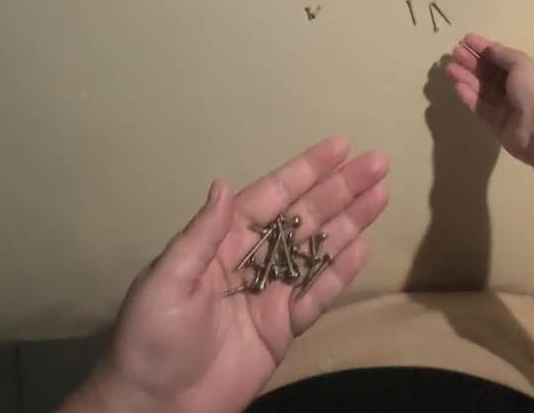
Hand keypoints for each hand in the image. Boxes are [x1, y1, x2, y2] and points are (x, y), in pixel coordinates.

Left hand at [71, 137, 389, 412]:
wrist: (154, 410)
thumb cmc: (151, 339)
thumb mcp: (167, 281)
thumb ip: (202, 235)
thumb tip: (224, 184)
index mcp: (225, 239)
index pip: (273, 195)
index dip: (307, 170)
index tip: (340, 147)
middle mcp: (255, 258)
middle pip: (305, 216)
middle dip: (341, 189)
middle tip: (377, 163)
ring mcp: (272, 293)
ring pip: (319, 249)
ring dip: (350, 221)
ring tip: (382, 195)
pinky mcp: (283, 330)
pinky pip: (317, 296)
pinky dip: (339, 273)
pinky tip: (362, 248)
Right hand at [445, 33, 533, 168]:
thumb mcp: (524, 65)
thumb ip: (504, 55)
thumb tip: (491, 48)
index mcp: (531, 72)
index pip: (504, 57)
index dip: (485, 48)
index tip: (466, 39)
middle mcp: (520, 89)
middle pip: (492, 72)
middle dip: (473, 61)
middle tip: (454, 53)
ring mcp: (509, 107)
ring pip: (484, 89)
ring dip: (467, 77)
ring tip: (449, 67)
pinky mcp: (498, 124)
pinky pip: (481, 106)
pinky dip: (469, 96)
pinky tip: (457, 85)